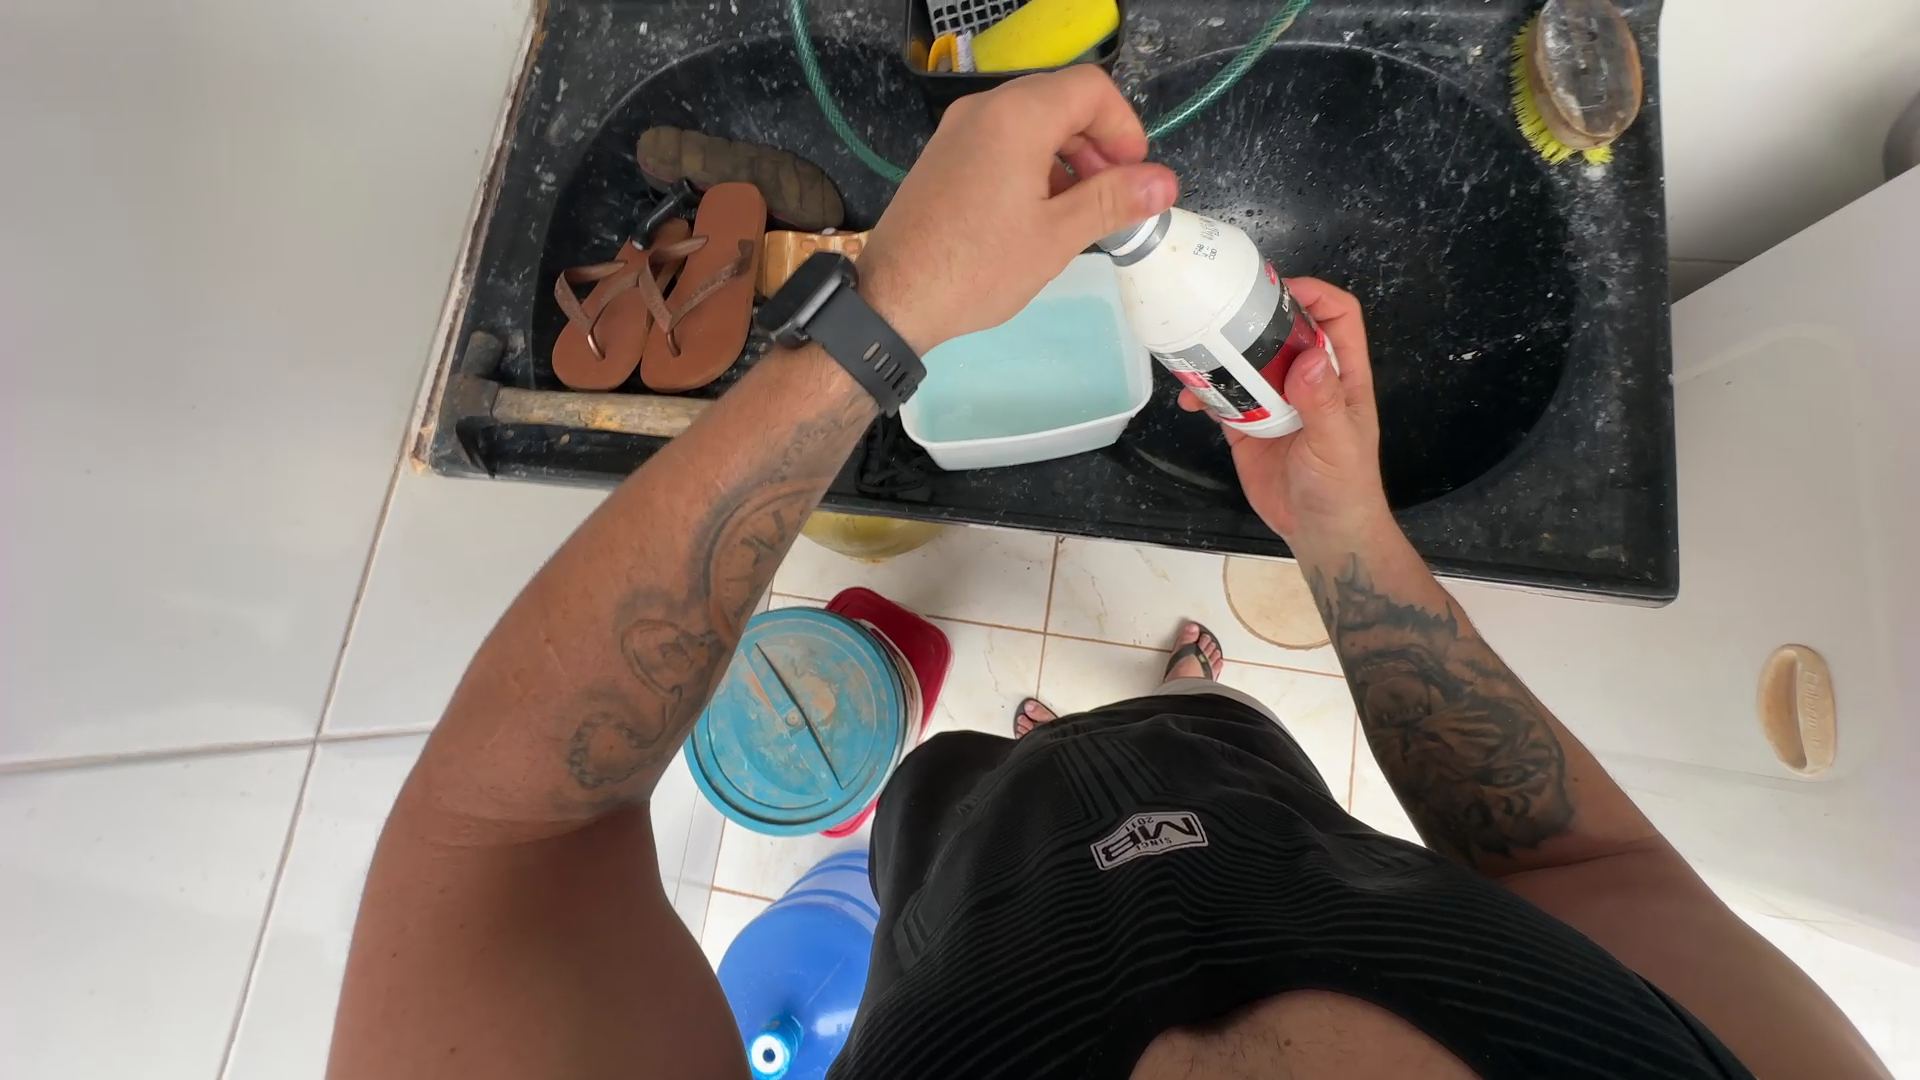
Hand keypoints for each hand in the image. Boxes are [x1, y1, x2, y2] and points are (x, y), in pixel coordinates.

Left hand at [855, 66, 1179, 353]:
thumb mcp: (1056, 237)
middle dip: (1096, 145)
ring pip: (1028, 127)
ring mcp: (955, 134)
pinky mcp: (941, 161)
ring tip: (1076, 214)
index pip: (1090, 89)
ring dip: (1064, 160)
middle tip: (1111, 197)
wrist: (894, 299)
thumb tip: (1165, 182)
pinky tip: (1034, 216)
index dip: (1124, 128)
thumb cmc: (978, 269)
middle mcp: (983, 111)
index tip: (1135, 175)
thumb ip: (1112, 201)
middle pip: (1059, 103)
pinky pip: (998, 147)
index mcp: (1017, 116)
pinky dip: (1029, 168)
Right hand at [1177, 278, 1392, 550]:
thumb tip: (1304, 357)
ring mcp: (1274, 405)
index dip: (1315, 296)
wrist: (1319, 531)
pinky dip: (1205, 396)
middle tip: (1223, 314)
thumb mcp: (1336, 442)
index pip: (1336, 318)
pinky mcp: (1246, 429)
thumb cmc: (1343, 486)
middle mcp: (1306, 382)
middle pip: (1283, 335)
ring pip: (1247, 366)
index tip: (1281, 290)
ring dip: (1222, 359)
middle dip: (1256, 321)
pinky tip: (1190, 397)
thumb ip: (1322, 400)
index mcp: (1340, 375)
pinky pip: (1223, 402)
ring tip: (1196, 355)